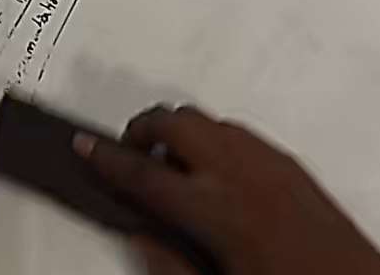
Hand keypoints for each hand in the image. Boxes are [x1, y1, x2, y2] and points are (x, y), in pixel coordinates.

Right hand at [75, 106, 379, 274]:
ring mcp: (271, 166)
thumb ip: (174, 267)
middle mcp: (242, 177)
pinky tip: (219, 169)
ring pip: (205, 119)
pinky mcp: (296, 168)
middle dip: (142, 129)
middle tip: (130, 152)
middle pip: (172, 122)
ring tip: (175, 163)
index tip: (83, 145)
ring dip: (180, 131)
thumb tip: (139, 235)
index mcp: (220, 214)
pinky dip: (216, 138)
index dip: (107, 157)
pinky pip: (240, 132)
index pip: (144, 173)